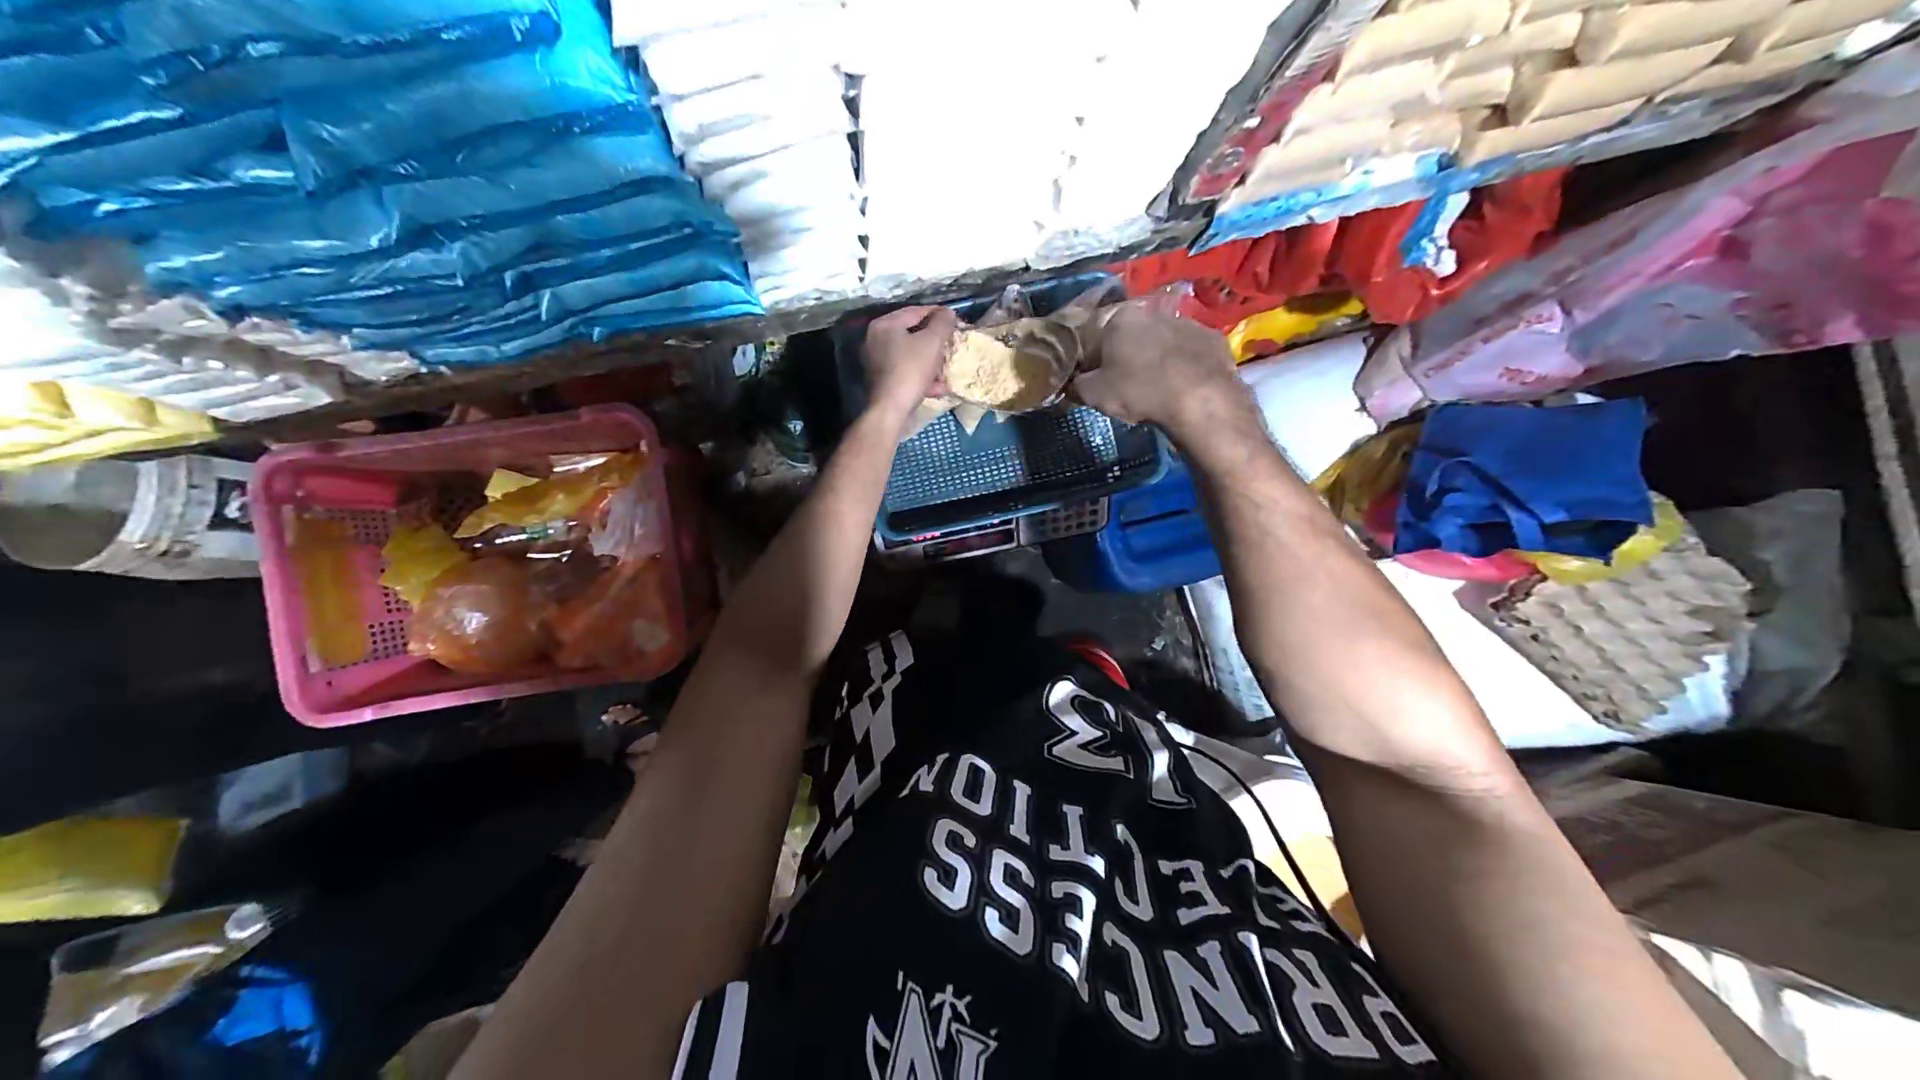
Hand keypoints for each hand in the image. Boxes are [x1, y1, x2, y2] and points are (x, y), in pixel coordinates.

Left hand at [862, 305, 957, 423]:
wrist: (891, 409)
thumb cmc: (911, 370)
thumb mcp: (933, 342)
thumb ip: (942, 323)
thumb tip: (947, 312)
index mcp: (885, 324)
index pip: (915, 311)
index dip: (937, 313)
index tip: (955, 318)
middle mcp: (876, 339)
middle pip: (911, 333)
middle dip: (934, 339)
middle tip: (951, 341)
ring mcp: (876, 361)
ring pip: (909, 354)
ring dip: (930, 360)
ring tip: (946, 364)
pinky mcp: (881, 380)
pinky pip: (905, 371)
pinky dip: (921, 376)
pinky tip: (938, 386)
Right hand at [1072, 303, 1247, 435]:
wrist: (1200, 399)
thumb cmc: (1140, 391)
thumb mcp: (1094, 394)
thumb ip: (1075, 386)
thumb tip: (1068, 384)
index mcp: (1119, 318)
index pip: (1093, 339)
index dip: (1090, 363)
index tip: (1092, 382)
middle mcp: (1152, 312)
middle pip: (1129, 337)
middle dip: (1124, 357)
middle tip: (1123, 387)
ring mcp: (1186, 322)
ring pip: (1160, 342)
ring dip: (1154, 359)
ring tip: (1155, 389)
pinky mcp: (1212, 339)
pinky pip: (1189, 352)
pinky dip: (1183, 365)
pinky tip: (1182, 386)